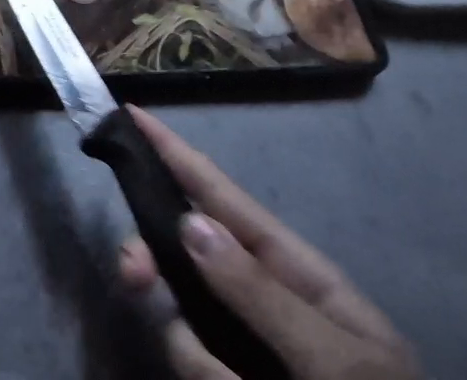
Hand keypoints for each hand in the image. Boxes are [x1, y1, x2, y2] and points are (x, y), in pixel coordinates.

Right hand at [116, 107, 420, 379]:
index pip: (228, 200)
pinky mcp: (223, 376)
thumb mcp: (336, 359)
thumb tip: (189, 222)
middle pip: (181, 253)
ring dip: (199, 358)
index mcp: (300, 277)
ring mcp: (241, 345)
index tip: (130, 113)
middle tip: (132, 278)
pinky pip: (189, 364)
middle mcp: (260, 302)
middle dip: (153, 261)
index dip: (178, 154)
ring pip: (179, 319)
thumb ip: (260, 294)